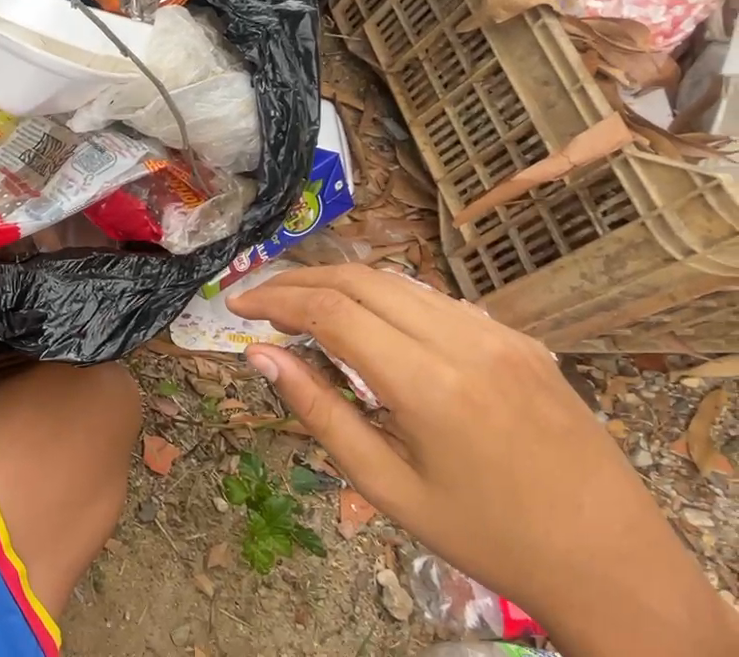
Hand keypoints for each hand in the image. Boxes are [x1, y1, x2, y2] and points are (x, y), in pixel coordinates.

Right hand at [226, 265, 736, 656]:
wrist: (614, 568)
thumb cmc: (485, 536)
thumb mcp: (385, 484)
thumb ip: (318, 410)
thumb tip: (258, 354)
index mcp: (429, 384)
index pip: (329, 310)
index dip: (272, 301)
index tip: (234, 309)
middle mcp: (467, 344)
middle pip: (360, 280)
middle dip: (296, 282)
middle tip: (257, 303)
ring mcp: (503, 339)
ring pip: (398, 282)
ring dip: (338, 283)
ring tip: (300, 308)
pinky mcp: (524, 345)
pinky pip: (437, 301)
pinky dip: (385, 297)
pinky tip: (368, 324)